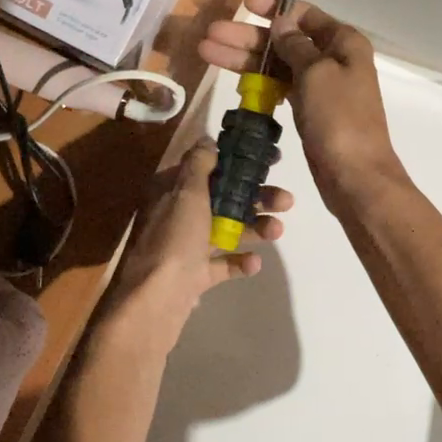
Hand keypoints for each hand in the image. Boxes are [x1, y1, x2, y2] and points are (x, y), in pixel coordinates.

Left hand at [102, 138, 292, 340]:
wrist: (154, 302)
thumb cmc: (173, 241)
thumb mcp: (186, 193)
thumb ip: (199, 164)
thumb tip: (207, 140)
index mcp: (170, 191)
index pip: (208, 167)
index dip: (239, 162)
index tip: (270, 160)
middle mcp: (176, 215)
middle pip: (222, 199)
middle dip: (255, 198)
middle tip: (286, 200)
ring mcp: (184, 248)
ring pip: (225, 230)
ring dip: (253, 227)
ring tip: (278, 231)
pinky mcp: (194, 276)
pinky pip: (221, 264)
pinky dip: (239, 262)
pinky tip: (254, 264)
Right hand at [198, 0, 406, 211]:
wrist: (354, 176)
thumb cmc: (339, 119)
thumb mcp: (316, 73)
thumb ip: (295, 45)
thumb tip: (281, 23)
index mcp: (344, 43)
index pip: (304, 14)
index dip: (274, 7)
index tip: (244, 4)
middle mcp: (334, 60)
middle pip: (285, 40)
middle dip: (247, 36)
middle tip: (210, 35)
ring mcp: (320, 87)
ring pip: (278, 65)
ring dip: (245, 58)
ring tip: (208, 52)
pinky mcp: (309, 112)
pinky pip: (280, 87)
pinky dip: (259, 81)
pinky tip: (234, 78)